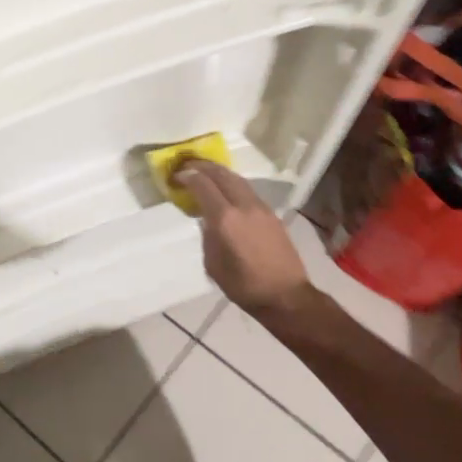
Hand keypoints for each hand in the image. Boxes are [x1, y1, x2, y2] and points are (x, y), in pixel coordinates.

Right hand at [175, 160, 310, 315]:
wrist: (286, 296)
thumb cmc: (244, 286)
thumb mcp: (213, 264)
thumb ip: (208, 236)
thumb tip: (208, 221)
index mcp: (226, 219)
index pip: (203, 185)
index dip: (187, 176)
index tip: (176, 176)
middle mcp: (244, 206)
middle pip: (222, 174)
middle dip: (203, 167)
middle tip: (188, 166)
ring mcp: (261, 208)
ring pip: (238, 180)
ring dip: (220, 173)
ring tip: (206, 174)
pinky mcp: (272, 215)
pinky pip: (248, 191)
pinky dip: (233, 185)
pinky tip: (226, 193)